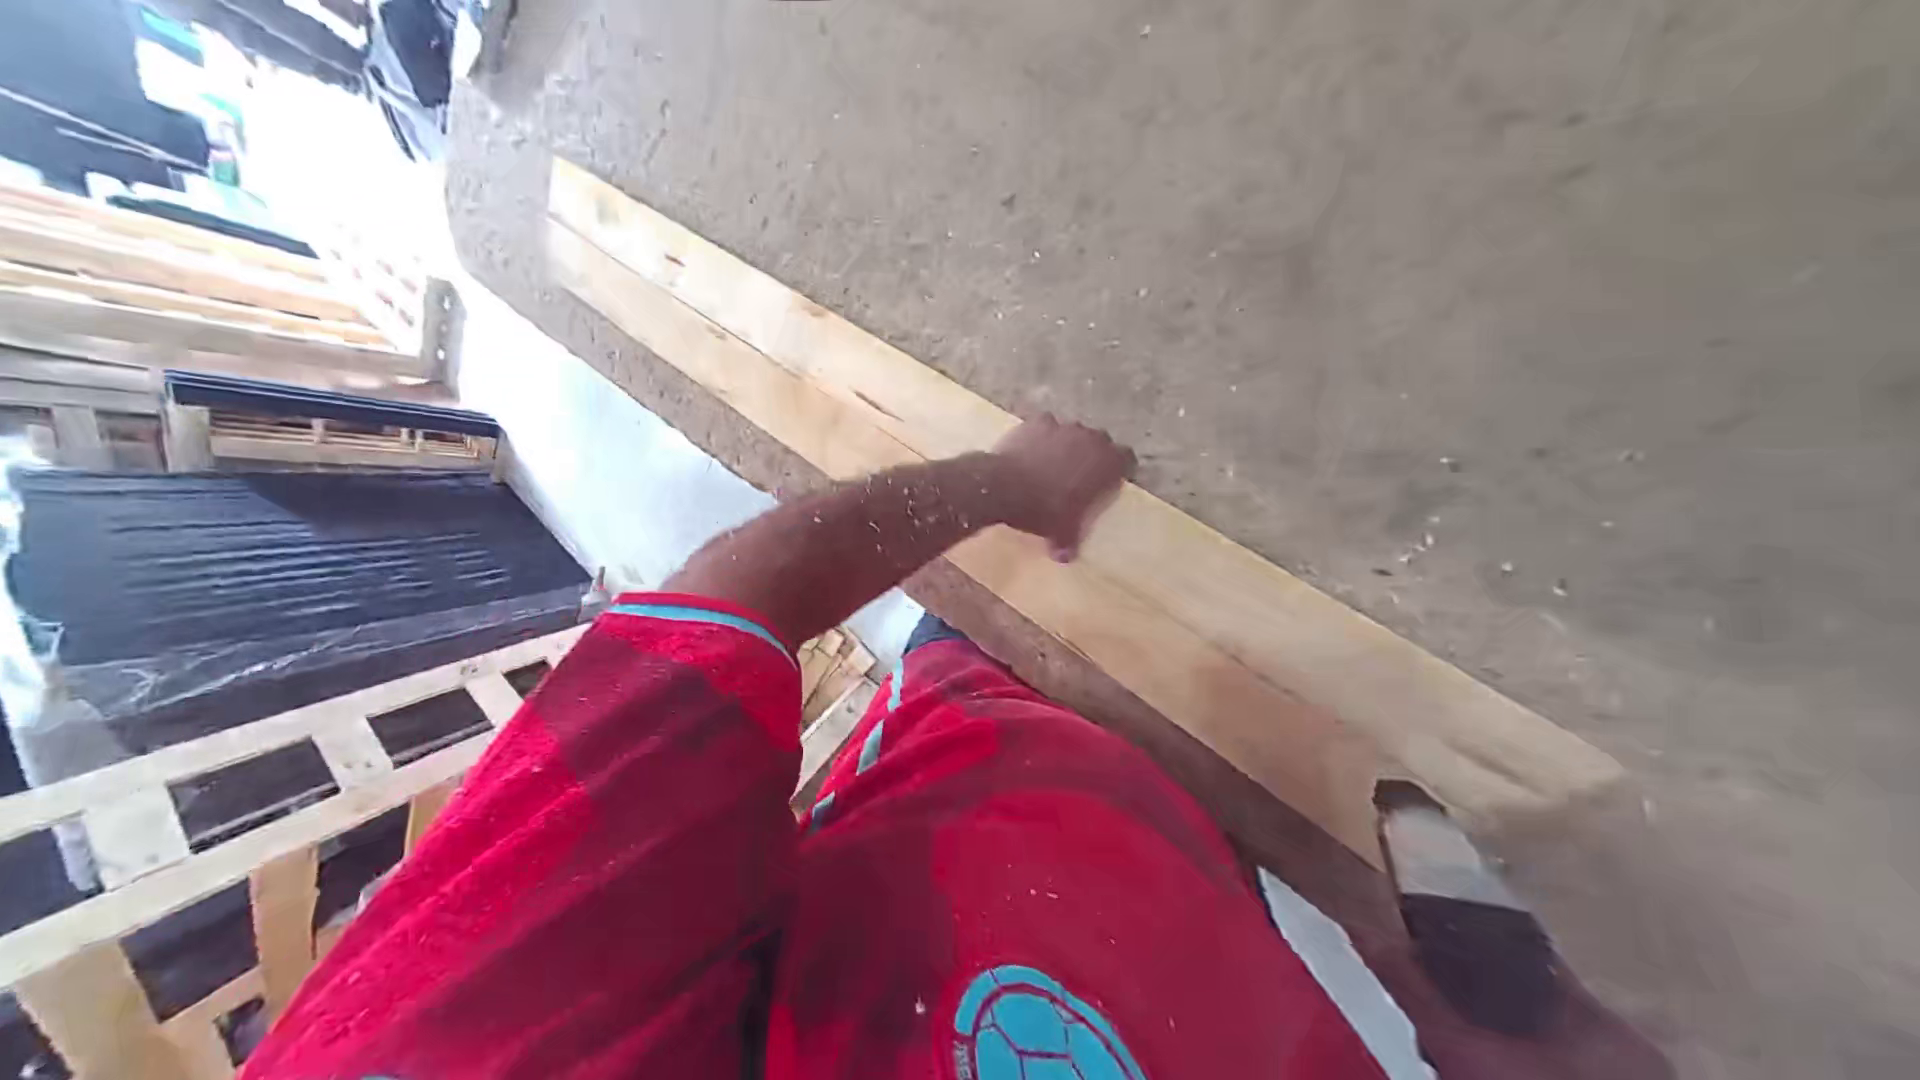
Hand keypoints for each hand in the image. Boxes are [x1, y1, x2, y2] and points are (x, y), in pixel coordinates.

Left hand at [990, 414, 1134, 561]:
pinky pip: (1046, 426)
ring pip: (1073, 432)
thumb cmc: (1044, 511)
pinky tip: (1031, 451)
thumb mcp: (1062, 532)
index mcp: (1108, 463)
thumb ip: (1069, 541)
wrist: (1005, 487)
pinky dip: (1041, 436)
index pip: (1127, 460)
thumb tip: (1066, 557)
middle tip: (1080, 475)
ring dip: (1067, 444)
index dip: (1118, 470)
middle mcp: (1092, 438)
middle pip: (1102, 442)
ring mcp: (1064, 426)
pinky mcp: (1038, 421)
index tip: (1108, 482)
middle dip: (1093, 455)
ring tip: (1051, 464)